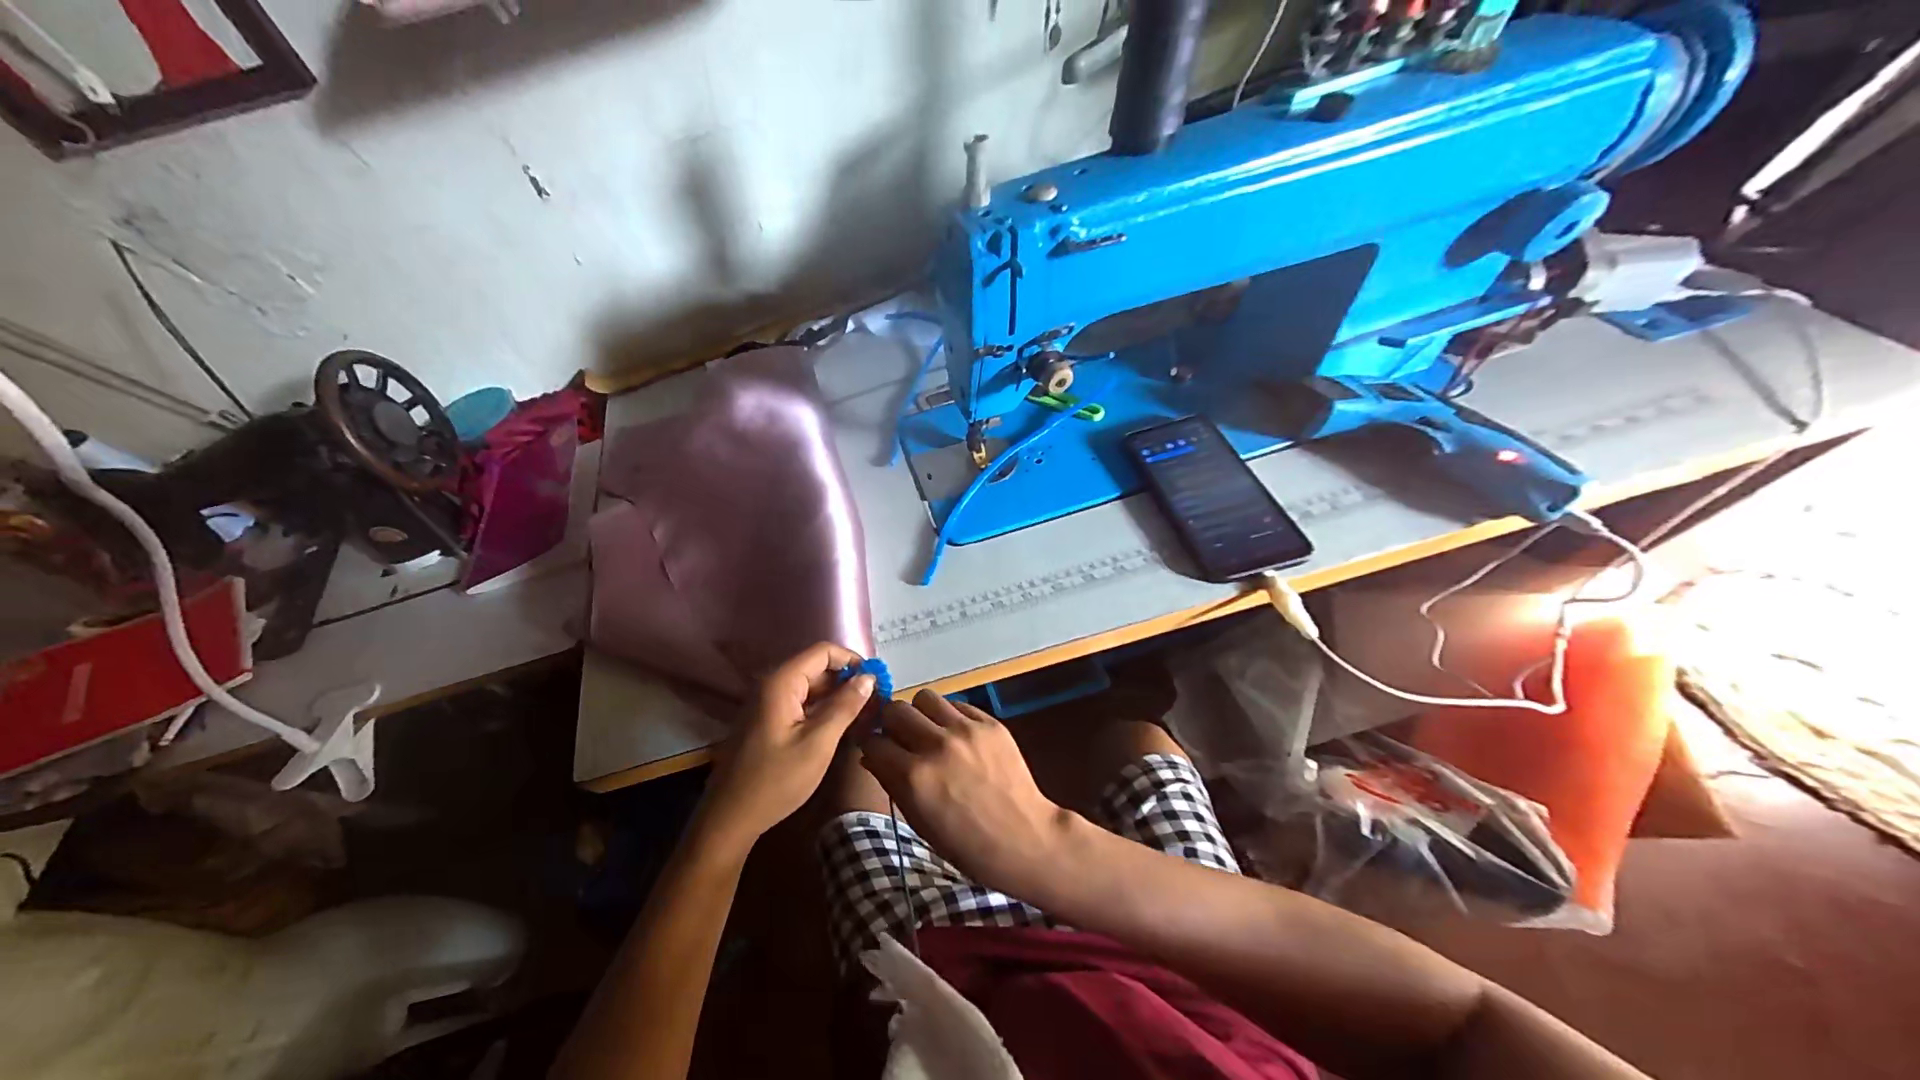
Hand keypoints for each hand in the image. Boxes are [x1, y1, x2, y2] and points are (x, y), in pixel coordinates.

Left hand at [700, 642, 875, 845]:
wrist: (730, 818)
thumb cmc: (776, 780)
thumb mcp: (818, 743)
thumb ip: (845, 706)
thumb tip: (868, 677)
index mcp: (781, 683)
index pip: (822, 651)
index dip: (851, 660)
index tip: (876, 680)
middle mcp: (772, 686)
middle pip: (816, 668)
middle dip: (847, 679)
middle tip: (875, 701)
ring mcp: (768, 704)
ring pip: (810, 687)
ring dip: (837, 696)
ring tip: (864, 714)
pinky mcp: (768, 722)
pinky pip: (801, 704)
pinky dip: (822, 709)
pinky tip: (841, 726)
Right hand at [860, 691, 1074, 897]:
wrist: (1022, 839)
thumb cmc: (965, 844)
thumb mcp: (918, 821)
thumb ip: (892, 783)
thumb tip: (872, 756)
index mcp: (915, 776)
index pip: (874, 742)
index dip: (872, 747)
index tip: (877, 752)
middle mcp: (937, 745)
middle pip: (895, 710)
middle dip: (891, 724)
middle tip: (900, 737)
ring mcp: (966, 730)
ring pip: (925, 698)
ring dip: (921, 713)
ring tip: (929, 732)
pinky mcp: (990, 723)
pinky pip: (958, 705)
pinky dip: (950, 717)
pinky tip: (957, 737)